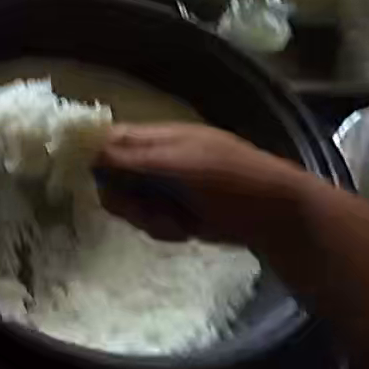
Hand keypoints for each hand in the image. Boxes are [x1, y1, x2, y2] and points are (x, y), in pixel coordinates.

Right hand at [95, 123, 316, 248]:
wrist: (279, 216)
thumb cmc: (230, 177)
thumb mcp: (178, 162)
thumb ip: (132, 157)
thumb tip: (89, 152)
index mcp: (157, 137)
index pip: (108, 138)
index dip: (92, 155)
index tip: (90, 178)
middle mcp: (155, 159)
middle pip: (112, 177)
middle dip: (124, 198)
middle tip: (143, 210)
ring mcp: (165, 187)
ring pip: (128, 203)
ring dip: (144, 217)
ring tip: (172, 223)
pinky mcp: (174, 212)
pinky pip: (148, 221)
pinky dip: (162, 228)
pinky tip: (184, 230)